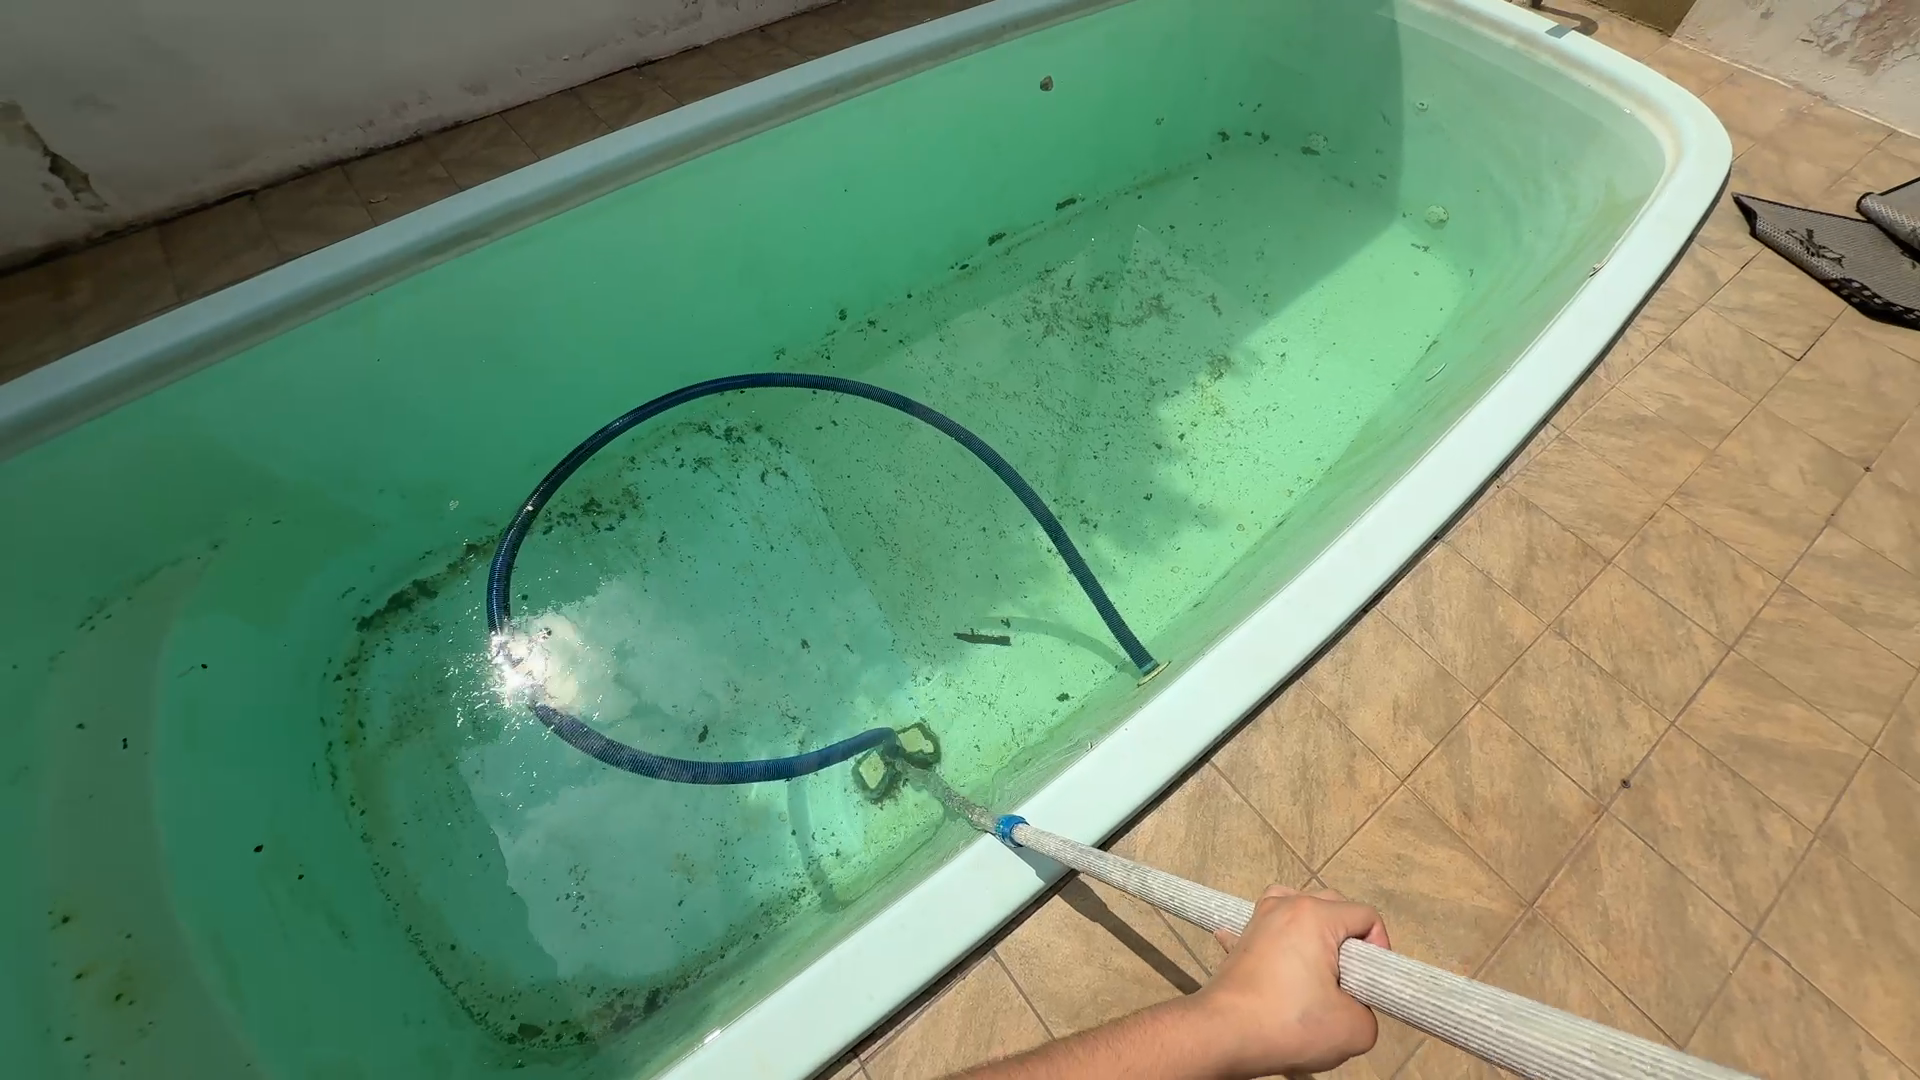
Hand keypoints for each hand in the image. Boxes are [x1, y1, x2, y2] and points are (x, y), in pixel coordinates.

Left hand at [1192, 885, 1389, 1077]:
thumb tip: (1350, 999)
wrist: (1227, 1030)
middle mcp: (1283, 905)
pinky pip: (1265, 927)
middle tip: (1350, 978)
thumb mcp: (1356, 1027)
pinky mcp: (1241, 936)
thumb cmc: (1290, 1023)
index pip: (1364, 914)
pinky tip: (1277, 961)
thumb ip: (1368, 1006)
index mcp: (1313, 915)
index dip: (1379, 948)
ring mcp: (1258, 917)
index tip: (1371, 980)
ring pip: (1297, 907)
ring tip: (1320, 967)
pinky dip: (1277, 939)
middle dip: (1350, 938)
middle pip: (1332, 905)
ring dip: (1314, 931)